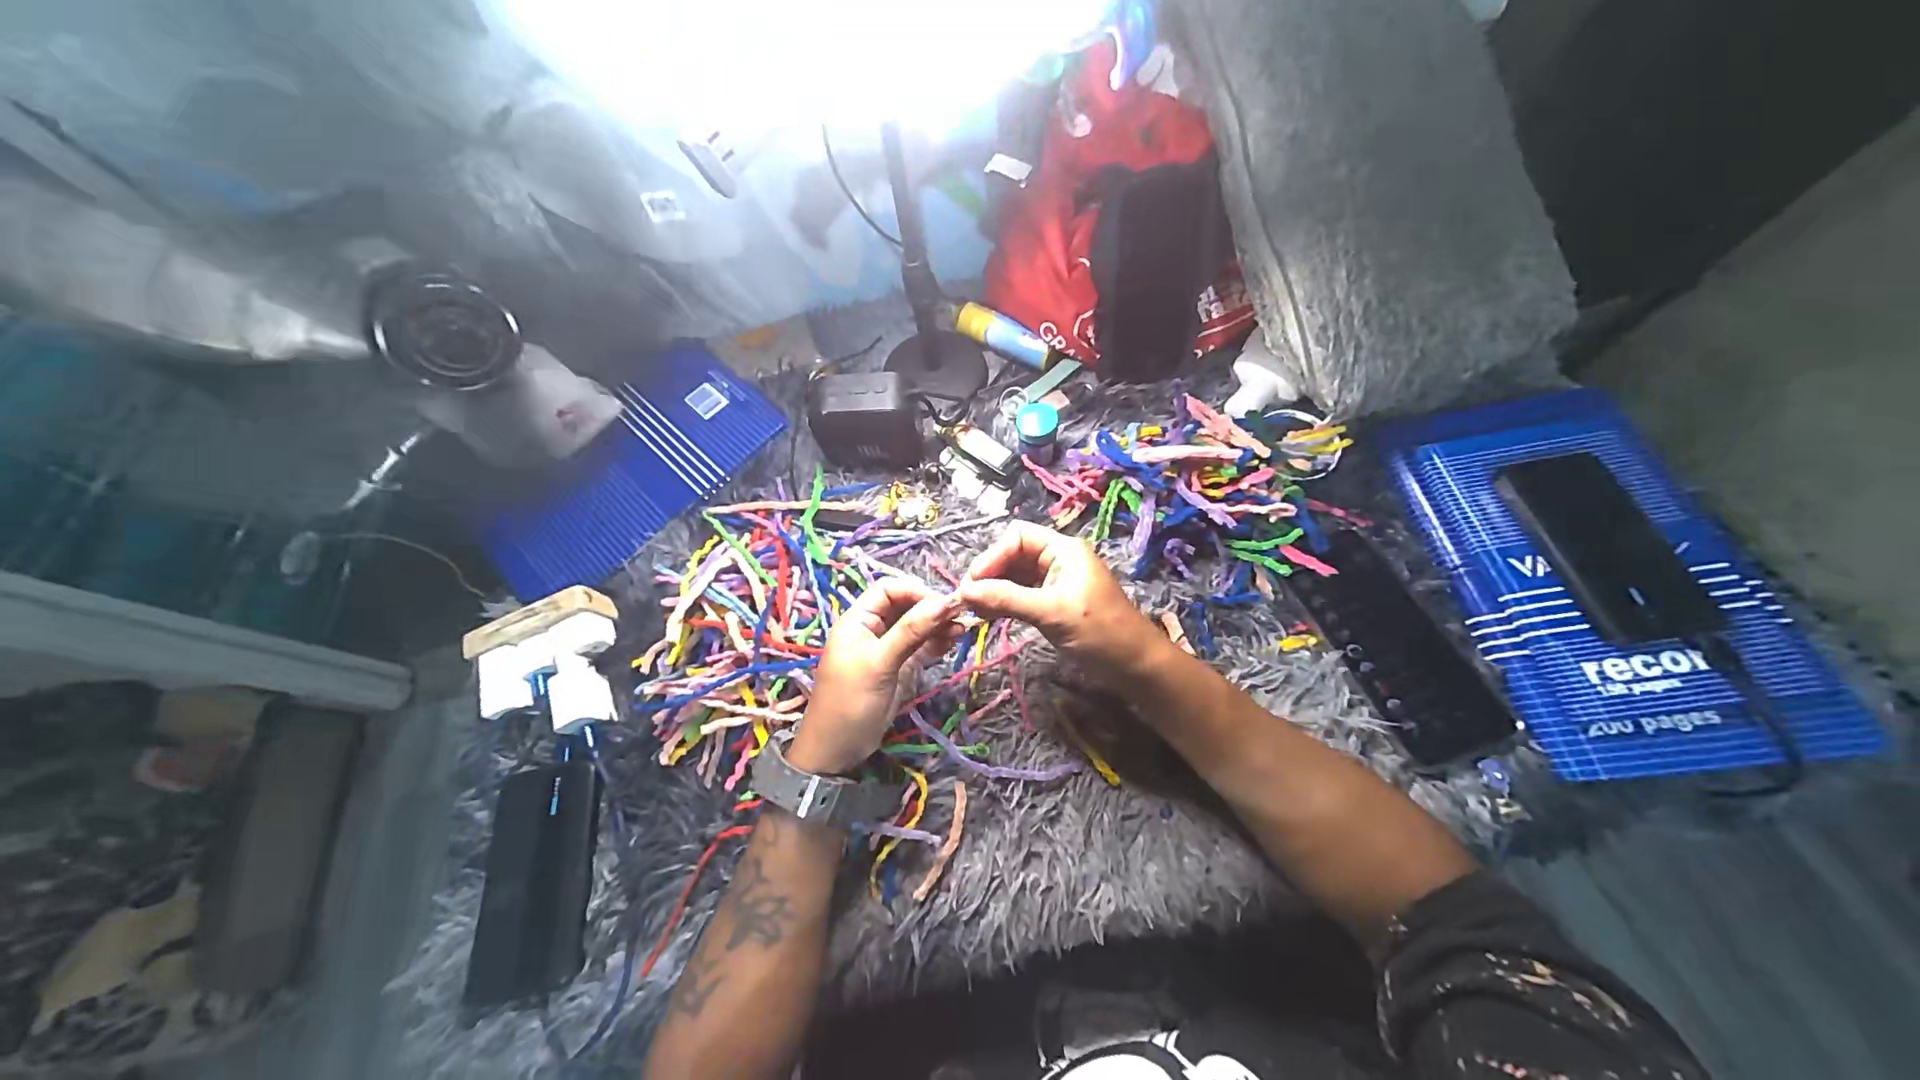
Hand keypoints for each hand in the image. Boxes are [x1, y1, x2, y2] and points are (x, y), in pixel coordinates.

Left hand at [788, 578, 965, 774]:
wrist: (836, 751)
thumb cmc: (850, 702)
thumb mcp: (880, 662)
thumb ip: (911, 630)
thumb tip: (945, 601)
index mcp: (857, 620)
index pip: (889, 590)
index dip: (916, 591)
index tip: (943, 604)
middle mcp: (872, 630)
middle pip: (906, 606)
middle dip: (932, 608)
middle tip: (961, 616)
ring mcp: (887, 650)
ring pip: (916, 627)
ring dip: (938, 625)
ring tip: (962, 630)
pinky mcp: (899, 668)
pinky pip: (920, 647)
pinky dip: (937, 643)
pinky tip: (953, 641)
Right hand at [957, 521, 1164, 681]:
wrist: (1136, 666)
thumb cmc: (1100, 632)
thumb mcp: (1051, 613)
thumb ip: (1007, 599)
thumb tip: (963, 591)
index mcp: (1063, 549)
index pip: (1016, 537)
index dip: (991, 557)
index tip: (972, 584)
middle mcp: (1058, 560)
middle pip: (1012, 555)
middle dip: (989, 575)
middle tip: (968, 601)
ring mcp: (1055, 583)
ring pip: (1013, 577)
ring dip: (993, 591)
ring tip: (975, 612)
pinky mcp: (1053, 604)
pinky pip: (1020, 596)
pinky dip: (1004, 604)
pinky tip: (989, 617)